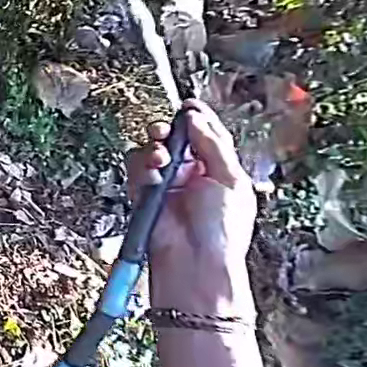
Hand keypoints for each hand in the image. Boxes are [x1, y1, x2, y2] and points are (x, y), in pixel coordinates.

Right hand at [125, 100, 256, 315]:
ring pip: (152, 151)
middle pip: (175, 140)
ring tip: (159, 157)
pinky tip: (151, 173)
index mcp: (219, 171)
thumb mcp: (230, 179)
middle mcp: (191, 175)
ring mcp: (166, 185)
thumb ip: (212, 144)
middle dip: (169, 131)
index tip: (188, 105)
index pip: (206, 136)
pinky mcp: (144, 194)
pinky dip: (141, 166)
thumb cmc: (221, 229)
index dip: (197, 119)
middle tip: (165, 130)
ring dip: (154, 148)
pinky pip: (136, 169)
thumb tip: (194, 117)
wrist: (194, 262)